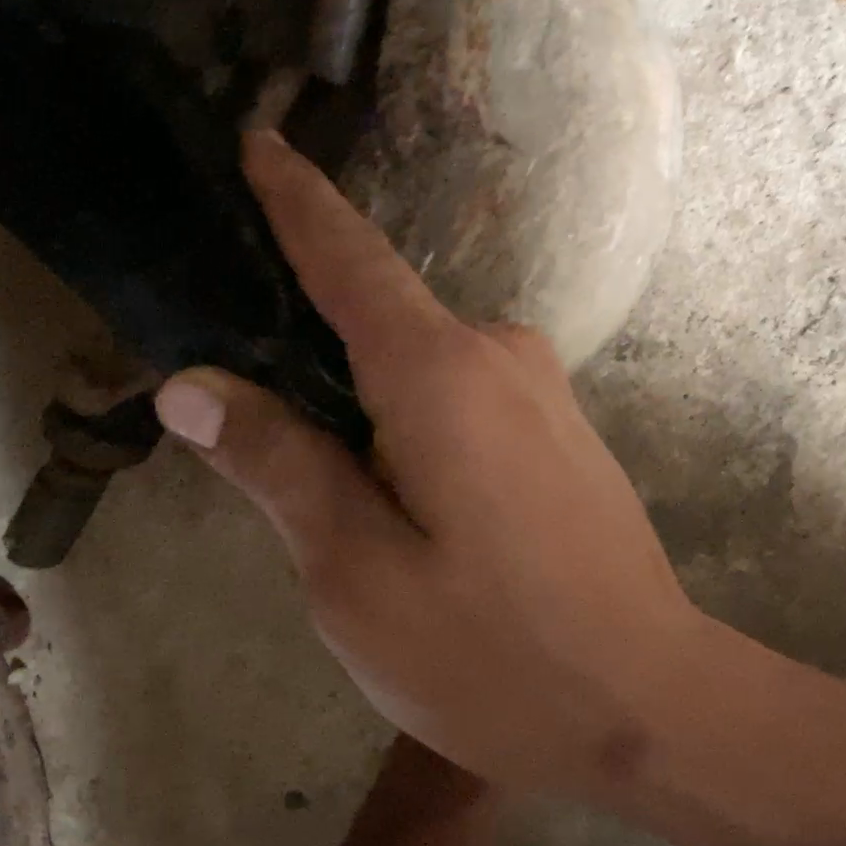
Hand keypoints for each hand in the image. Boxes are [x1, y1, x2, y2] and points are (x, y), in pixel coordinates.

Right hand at [154, 131, 713, 799]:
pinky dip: (409, 418)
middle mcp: (500, 354)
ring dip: (360, 396)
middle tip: (232, 391)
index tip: (259, 145)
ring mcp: (543, 390)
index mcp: (441, 372)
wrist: (649, 701)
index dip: (297, 201)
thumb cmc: (494, 654)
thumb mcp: (357, 575)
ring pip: (420, 365)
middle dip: (308, 337)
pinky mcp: (562, 429)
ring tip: (306, 468)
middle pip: (380, 317)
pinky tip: (390, 489)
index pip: (349, 260)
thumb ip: (280, 465)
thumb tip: (197, 385)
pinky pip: (462, 396)